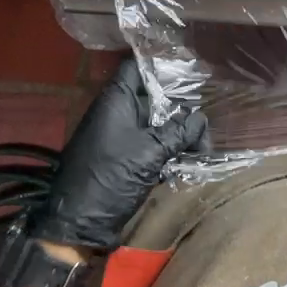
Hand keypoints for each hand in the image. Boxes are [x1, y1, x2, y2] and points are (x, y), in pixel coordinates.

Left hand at [33, 61, 207, 253]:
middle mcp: (118, 112)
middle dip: (181, 107)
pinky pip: (152, 145)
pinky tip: (189, 162)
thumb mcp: (150, 151)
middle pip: (155, 97)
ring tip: (203, 148)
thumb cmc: (111, 177)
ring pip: (157, 124)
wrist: (80, 224)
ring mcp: (120, 136)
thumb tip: (201, 119)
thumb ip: (179, 131)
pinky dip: (169, 151)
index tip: (190, 64)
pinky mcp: (125, 158)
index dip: (162, 62)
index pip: (139, 66)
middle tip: (206, 120)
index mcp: (117, 99)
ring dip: (179, 134)